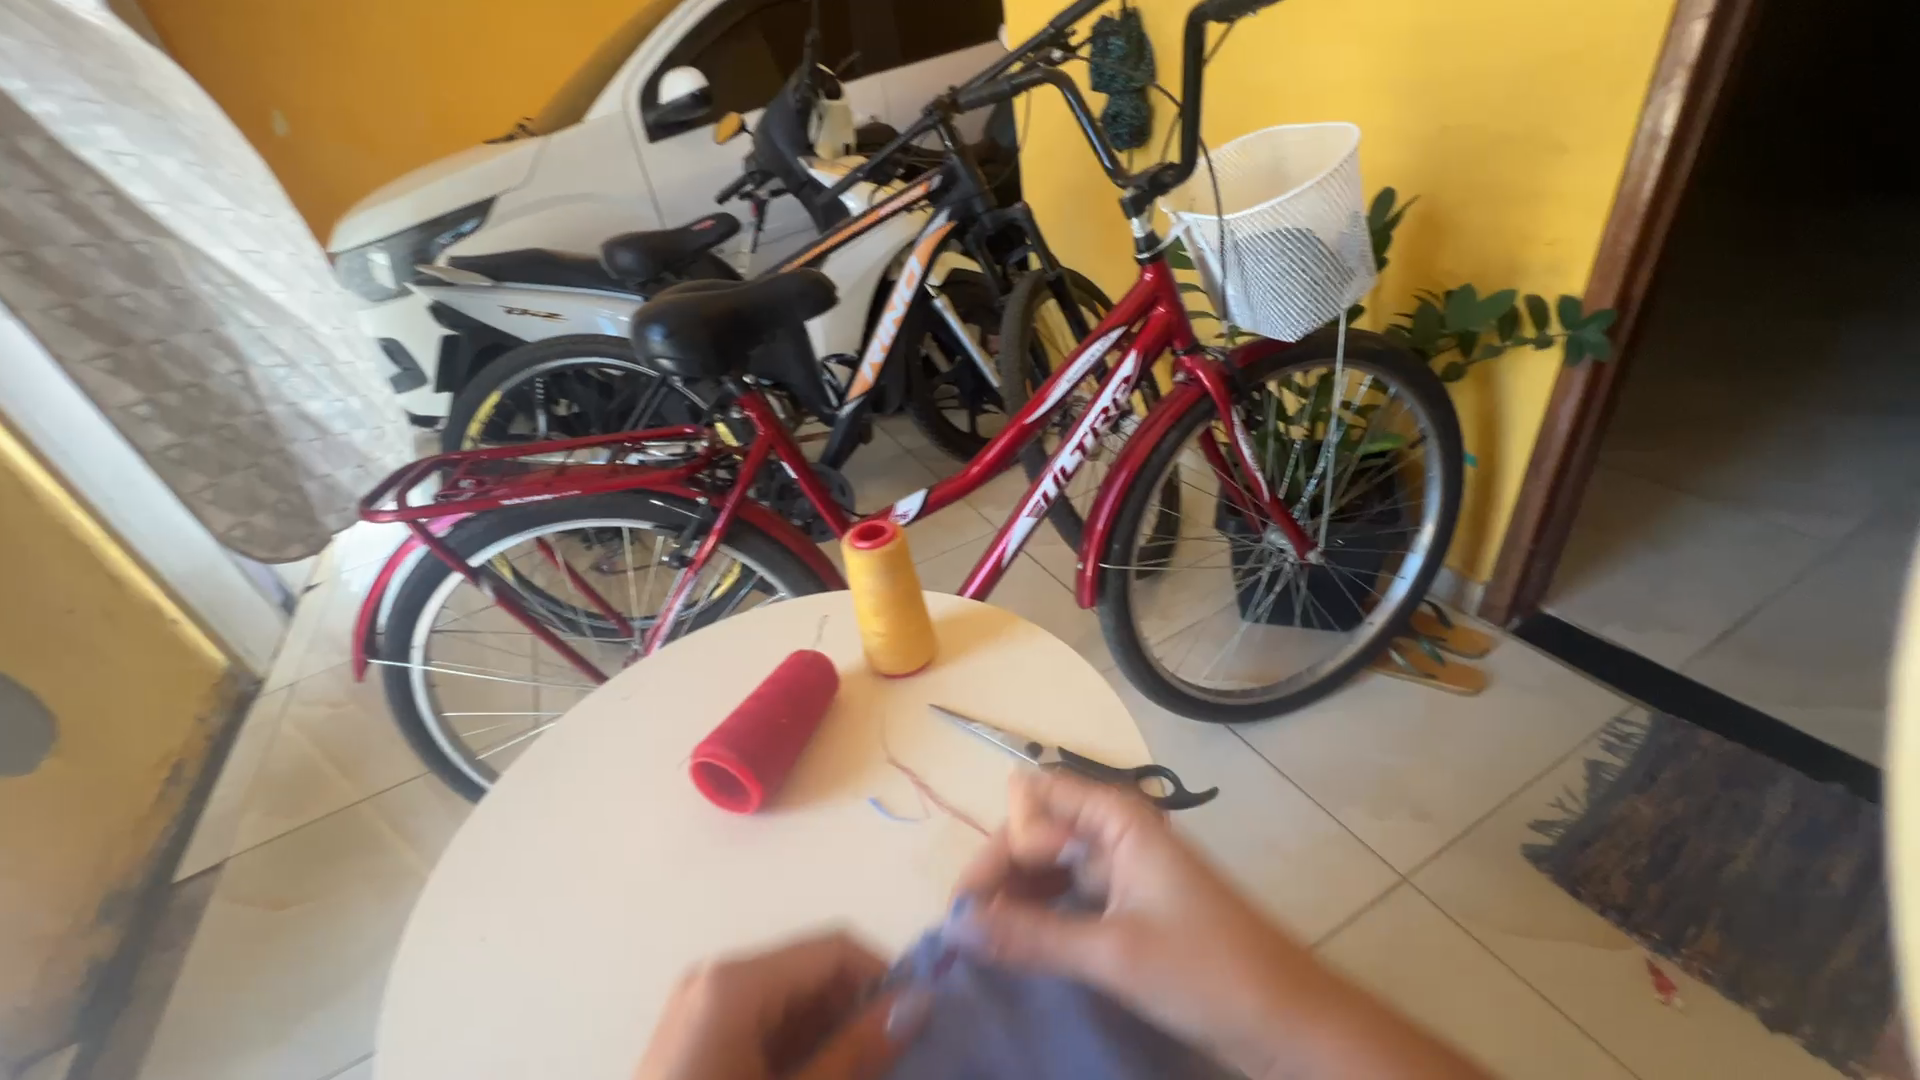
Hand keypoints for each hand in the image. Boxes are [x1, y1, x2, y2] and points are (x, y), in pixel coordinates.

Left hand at [634, 932, 927, 1079]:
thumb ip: (857, 1049)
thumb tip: (918, 1002)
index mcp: (736, 980)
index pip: (833, 949)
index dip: (882, 977)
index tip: (917, 1022)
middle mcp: (714, 977)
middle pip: (809, 972)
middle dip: (854, 1011)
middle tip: (889, 1060)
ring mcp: (697, 1007)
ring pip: (786, 1000)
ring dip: (826, 1032)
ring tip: (855, 1073)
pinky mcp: (692, 1038)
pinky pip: (758, 1023)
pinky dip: (793, 1047)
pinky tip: (812, 1077)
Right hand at [950, 772, 1488, 1079]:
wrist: (1289, 1021)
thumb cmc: (1205, 969)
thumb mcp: (1111, 952)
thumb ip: (1030, 935)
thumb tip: (956, 924)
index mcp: (1118, 817)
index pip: (1036, 802)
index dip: (999, 843)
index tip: (966, 900)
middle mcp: (1117, 831)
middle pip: (1040, 833)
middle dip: (1002, 874)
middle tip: (966, 930)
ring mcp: (1124, 870)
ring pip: (1052, 868)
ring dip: (1017, 898)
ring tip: (982, 942)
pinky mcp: (1130, 907)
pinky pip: (1071, 898)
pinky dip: (1042, 917)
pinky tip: (1017, 946)